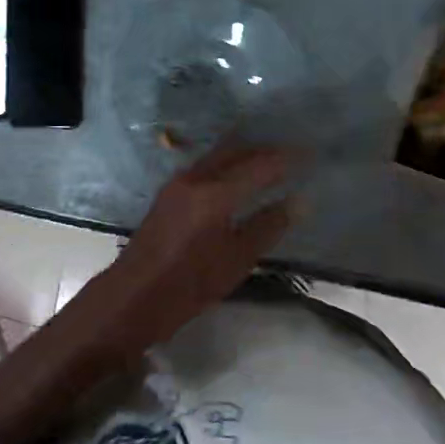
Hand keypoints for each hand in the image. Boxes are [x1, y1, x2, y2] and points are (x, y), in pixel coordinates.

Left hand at [95, 143, 298, 345]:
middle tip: (290, 152)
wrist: (135, 294)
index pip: (259, 166)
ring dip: (241, 154)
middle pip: (234, 152)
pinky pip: (201, 168)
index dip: (286, 158)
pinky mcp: (166, 195)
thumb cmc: (189, 283)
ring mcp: (175, 185)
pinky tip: (234, 177)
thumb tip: (298, 201)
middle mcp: (193, 179)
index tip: (310, 153)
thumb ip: (267, 227)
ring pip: (215, 158)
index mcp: (214, 194)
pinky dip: (223, 165)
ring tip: (267, 161)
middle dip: (263, 150)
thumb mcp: (237, 260)